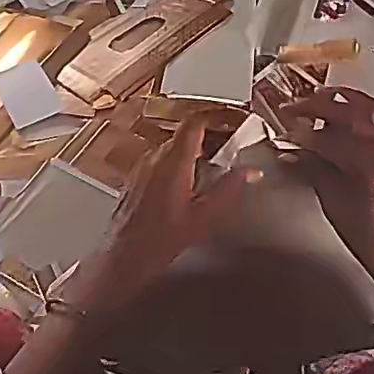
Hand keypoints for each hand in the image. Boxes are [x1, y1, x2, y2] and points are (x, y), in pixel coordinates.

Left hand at [77, 111, 259, 312]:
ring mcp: (142, 167)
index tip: (231, 118)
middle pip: (186, 133)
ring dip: (195, 150)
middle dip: (210, 135)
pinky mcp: (136, 178)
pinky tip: (190, 184)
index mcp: (173, 161)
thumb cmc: (158, 241)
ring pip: (173, 146)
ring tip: (214, 165)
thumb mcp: (204, 216)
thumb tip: (249, 173)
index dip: (216, 115)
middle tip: (230, 144)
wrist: (123, 258)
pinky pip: (162, 160)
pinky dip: (180, 162)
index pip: (195, 122)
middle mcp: (154, 158)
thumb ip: (230, 189)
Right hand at [286, 88, 373, 332]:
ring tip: (324, 98)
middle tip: (297, 106)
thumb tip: (295, 154)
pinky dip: (365, 113)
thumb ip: (313, 170)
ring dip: (346, 101)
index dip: (302, 132)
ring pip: (373, 111)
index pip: (328, 136)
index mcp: (370, 163)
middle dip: (320, 105)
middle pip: (353, 113)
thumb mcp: (334, 202)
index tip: (286, 130)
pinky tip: (351, 117)